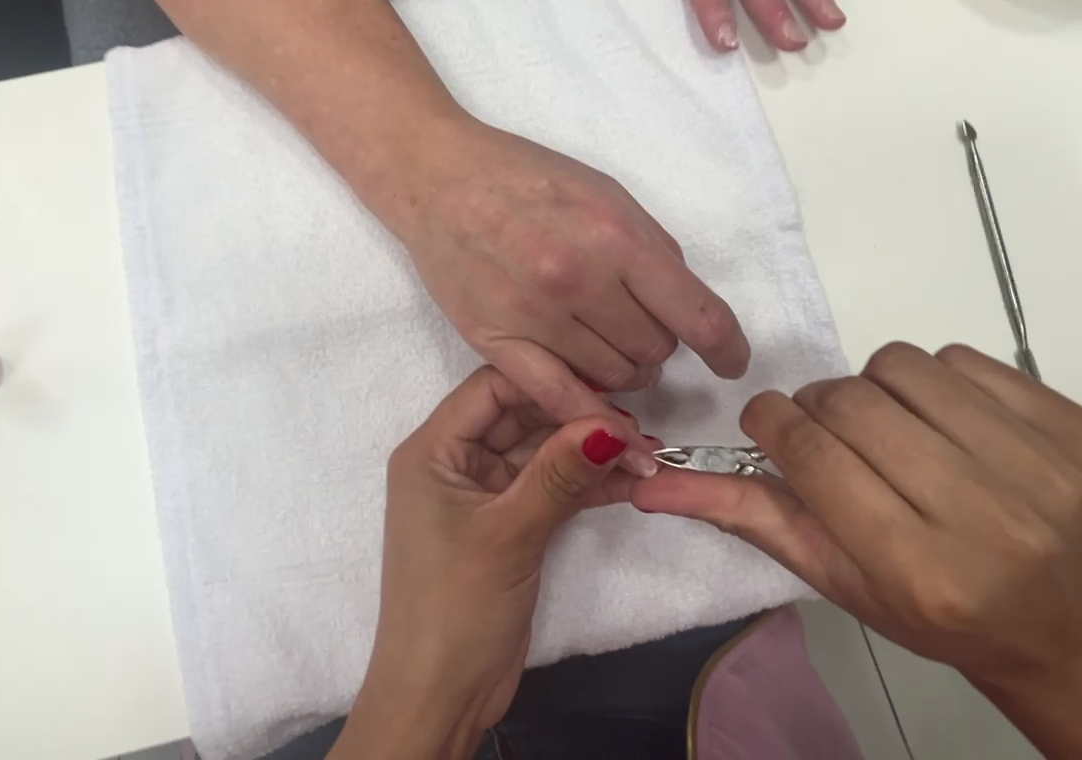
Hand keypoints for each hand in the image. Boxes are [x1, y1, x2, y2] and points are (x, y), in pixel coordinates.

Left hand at [330, 368, 632, 758]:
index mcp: (433, 449)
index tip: (606, 393)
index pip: (491, 388)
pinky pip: (549, 488)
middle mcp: (455, 460)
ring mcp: (482, 492)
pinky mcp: (507, 523)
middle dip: (576, 421)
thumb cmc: (456, 605)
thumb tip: (612, 426)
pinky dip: (586, 485)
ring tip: (649, 453)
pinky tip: (632, 481)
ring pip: (540, 454)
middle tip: (638, 427)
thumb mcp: (508, 534)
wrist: (439, 696)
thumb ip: (558, 475)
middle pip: (519, 417)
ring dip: (588, 454)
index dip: (547, 385)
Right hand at [384, 121, 749, 474]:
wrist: (438, 178)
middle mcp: (578, 281)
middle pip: (655, 351)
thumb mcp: (603, 190)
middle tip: (635, 325)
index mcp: (615, 236)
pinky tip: (612, 430)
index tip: (733, 362)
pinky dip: (593, 419)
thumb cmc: (523, 175)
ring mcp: (534, 316)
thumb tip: (684, 305)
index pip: (698, 316)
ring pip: (616, 379)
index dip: (728, 349)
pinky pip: (559, 399)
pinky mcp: (495, 341)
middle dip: (659, 345)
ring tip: (604, 344)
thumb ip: (651, 246)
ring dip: (625, 370)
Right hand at [636, 343, 1081, 681]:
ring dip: (876, 387)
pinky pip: (969, 359)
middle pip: (852, 402)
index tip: (772, 425)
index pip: (810, 450)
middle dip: (821, 406)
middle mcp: (994, 525)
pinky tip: (950, 425)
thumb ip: (741, 514)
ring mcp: (1053, 478)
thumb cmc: (924, 609)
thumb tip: (644, 483)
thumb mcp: (826, 571)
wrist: (1061, 630)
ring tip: (892, 427)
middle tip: (834, 435)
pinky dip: (938, 380)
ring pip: (904, 366)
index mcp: (919, 569)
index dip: (772, 422)